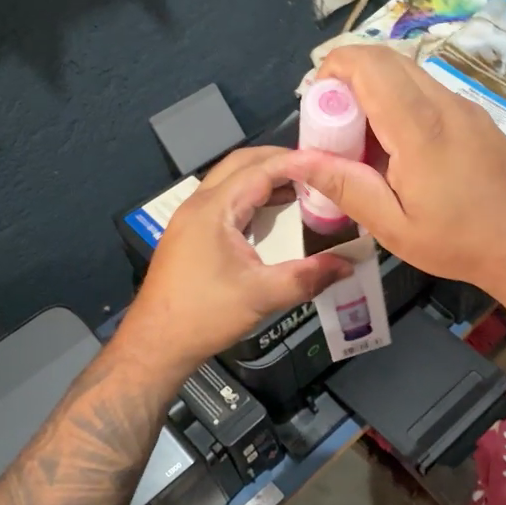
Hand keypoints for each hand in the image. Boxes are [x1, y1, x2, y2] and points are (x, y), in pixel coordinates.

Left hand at [119, 147, 353, 374]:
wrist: (156, 344)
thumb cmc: (205, 315)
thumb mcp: (263, 295)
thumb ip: (308, 277)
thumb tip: (349, 265)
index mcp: (213, 210)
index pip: (260, 170)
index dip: (296, 162)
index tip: (329, 163)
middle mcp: (199, 204)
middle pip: (241, 164)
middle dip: (280, 161)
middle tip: (318, 168)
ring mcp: (191, 218)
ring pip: (232, 181)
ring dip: (265, 178)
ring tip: (304, 186)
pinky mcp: (191, 234)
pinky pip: (226, 200)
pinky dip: (253, 197)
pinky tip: (275, 213)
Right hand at [281, 45, 505, 299]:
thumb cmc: (460, 243)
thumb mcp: (394, 227)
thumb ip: (346, 187)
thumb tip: (297, 159)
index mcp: (420, 128)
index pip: (368, 65)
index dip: (332, 70)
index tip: (317, 107)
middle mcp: (444, 104)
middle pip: (385, 60)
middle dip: (349, 80)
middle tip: (335, 128)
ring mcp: (464, 106)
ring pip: (408, 73)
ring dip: (376, 92)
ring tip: (366, 145)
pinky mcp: (476, 115)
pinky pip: (428, 91)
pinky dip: (401, 104)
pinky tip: (400, 151)